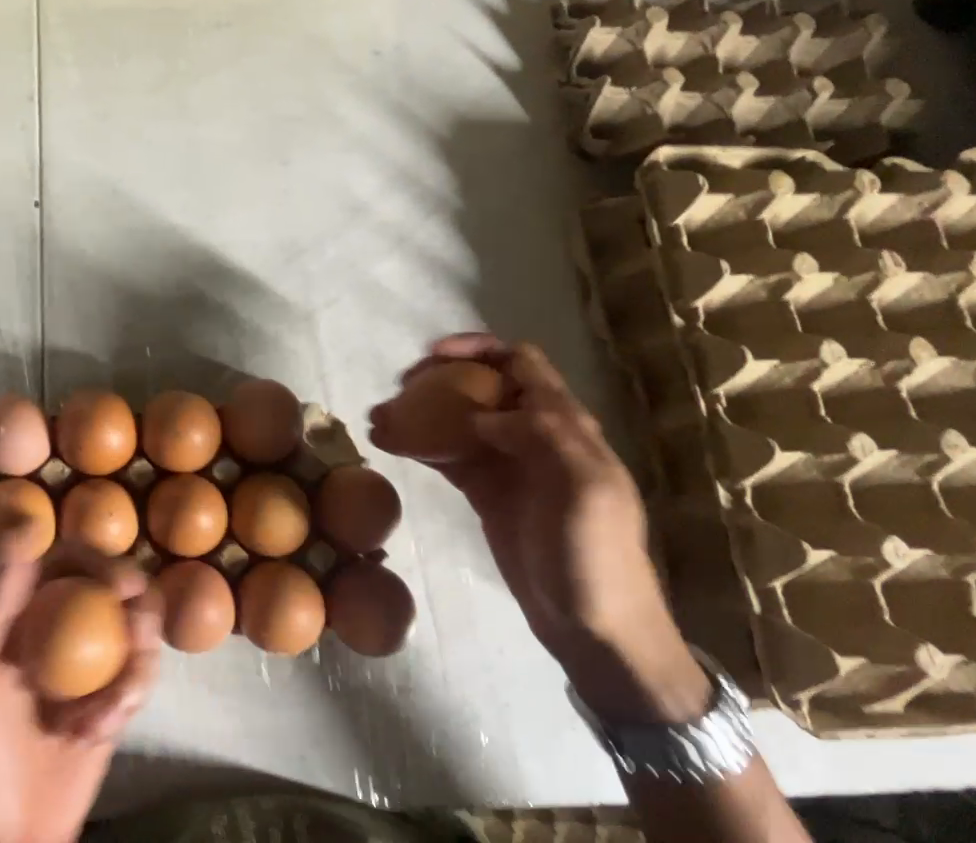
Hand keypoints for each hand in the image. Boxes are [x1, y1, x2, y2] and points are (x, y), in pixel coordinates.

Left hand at [0, 542, 163, 842]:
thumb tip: (21, 538)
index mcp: (15, 616)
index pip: (57, 563)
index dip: (85, 555)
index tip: (107, 567)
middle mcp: (55, 630)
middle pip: (104, 585)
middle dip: (128, 585)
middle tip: (136, 601)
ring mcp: (88, 668)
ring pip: (133, 628)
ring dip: (137, 650)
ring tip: (120, 696)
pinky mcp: (113, 705)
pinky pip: (137, 680)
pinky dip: (129, 698)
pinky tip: (100, 729)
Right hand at [370, 333, 708, 723]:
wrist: (595, 626)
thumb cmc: (595, 555)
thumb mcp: (584, 489)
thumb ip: (543, 436)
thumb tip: (482, 412)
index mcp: (566, 426)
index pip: (522, 365)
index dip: (479, 350)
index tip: (432, 356)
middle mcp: (535, 436)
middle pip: (483, 386)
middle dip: (440, 377)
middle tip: (398, 388)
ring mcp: (507, 465)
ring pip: (459, 419)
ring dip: (421, 411)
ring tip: (379, 416)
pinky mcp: (486, 493)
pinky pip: (449, 456)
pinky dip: (419, 444)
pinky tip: (389, 444)